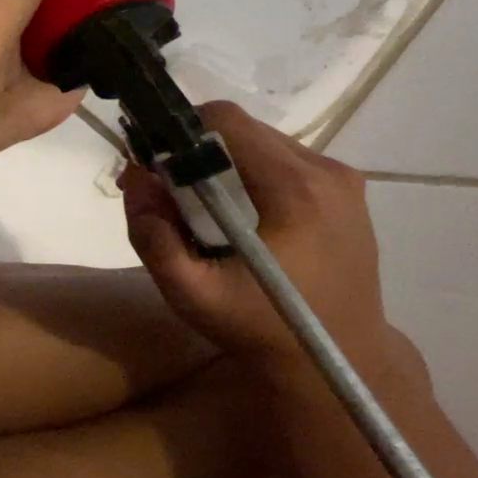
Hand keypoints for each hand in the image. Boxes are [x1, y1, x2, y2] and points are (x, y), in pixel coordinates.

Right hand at [121, 101, 396, 370]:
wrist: (334, 355)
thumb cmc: (257, 325)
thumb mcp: (189, 291)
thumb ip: (154, 237)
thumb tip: (135, 180)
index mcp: (293, 189)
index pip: (224, 121)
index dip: (174, 133)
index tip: (148, 166)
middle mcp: (325, 171)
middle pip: (240, 131)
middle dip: (189, 152)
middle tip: (156, 194)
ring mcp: (340, 180)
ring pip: (257, 145)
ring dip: (214, 165)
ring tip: (188, 210)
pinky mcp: (342, 193)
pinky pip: (278, 163)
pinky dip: (240, 176)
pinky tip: (225, 216)